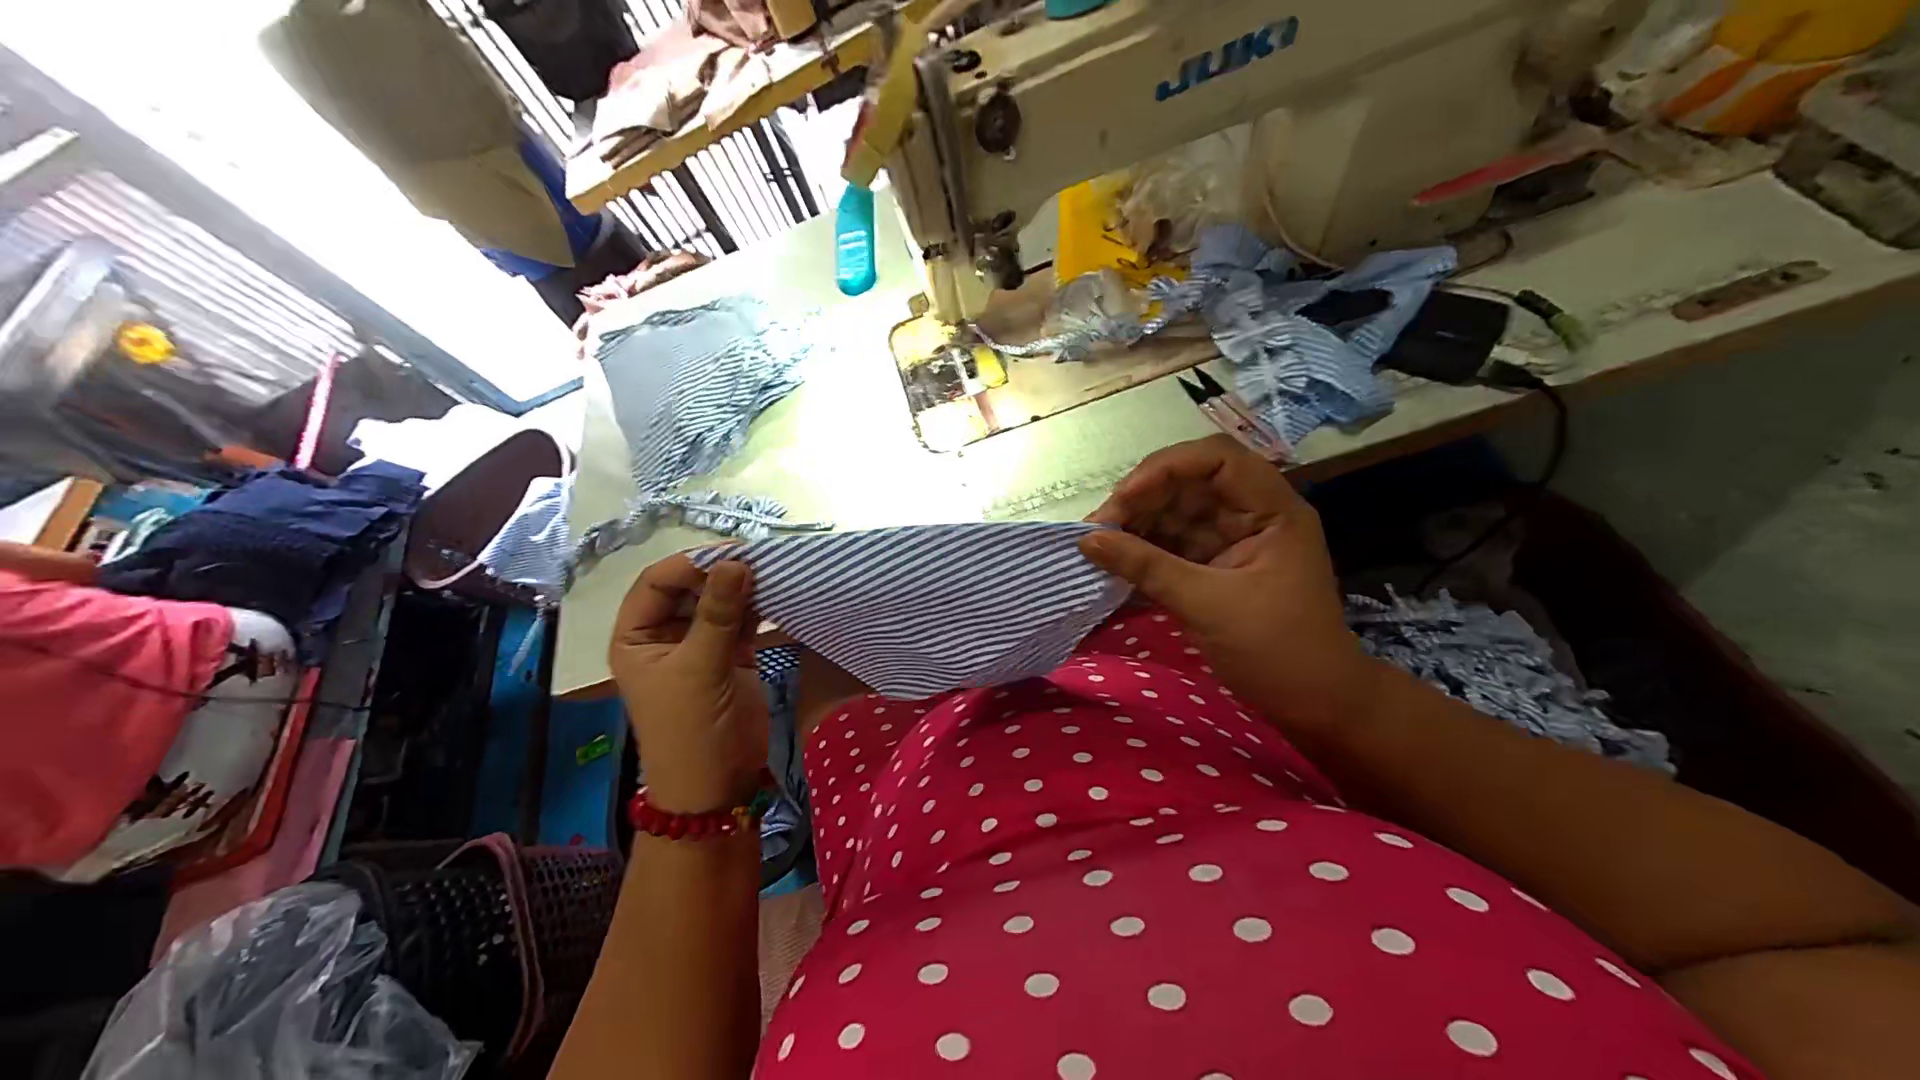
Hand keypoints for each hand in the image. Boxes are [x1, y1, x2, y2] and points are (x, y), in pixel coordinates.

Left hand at [608, 556, 768, 812]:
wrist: (718, 785)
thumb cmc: (691, 729)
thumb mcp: (700, 669)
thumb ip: (718, 614)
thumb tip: (737, 561)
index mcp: (637, 636)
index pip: (656, 583)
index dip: (689, 564)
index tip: (730, 553)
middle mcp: (665, 634)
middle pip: (690, 587)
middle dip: (719, 572)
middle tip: (757, 559)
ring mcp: (700, 645)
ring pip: (718, 601)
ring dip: (741, 586)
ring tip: (771, 571)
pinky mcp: (730, 655)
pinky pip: (741, 619)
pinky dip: (756, 606)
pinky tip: (775, 592)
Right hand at [1080, 435, 1381, 730]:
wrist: (1316, 705)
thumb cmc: (1276, 651)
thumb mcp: (1208, 605)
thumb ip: (1147, 567)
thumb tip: (1088, 539)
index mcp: (1272, 510)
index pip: (1217, 460)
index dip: (1166, 468)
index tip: (1124, 498)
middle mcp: (1253, 514)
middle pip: (1190, 483)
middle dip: (1142, 499)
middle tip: (1098, 527)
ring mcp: (1234, 539)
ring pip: (1177, 513)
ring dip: (1137, 524)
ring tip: (1097, 544)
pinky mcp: (1217, 566)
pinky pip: (1174, 544)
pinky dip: (1144, 550)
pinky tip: (1114, 559)